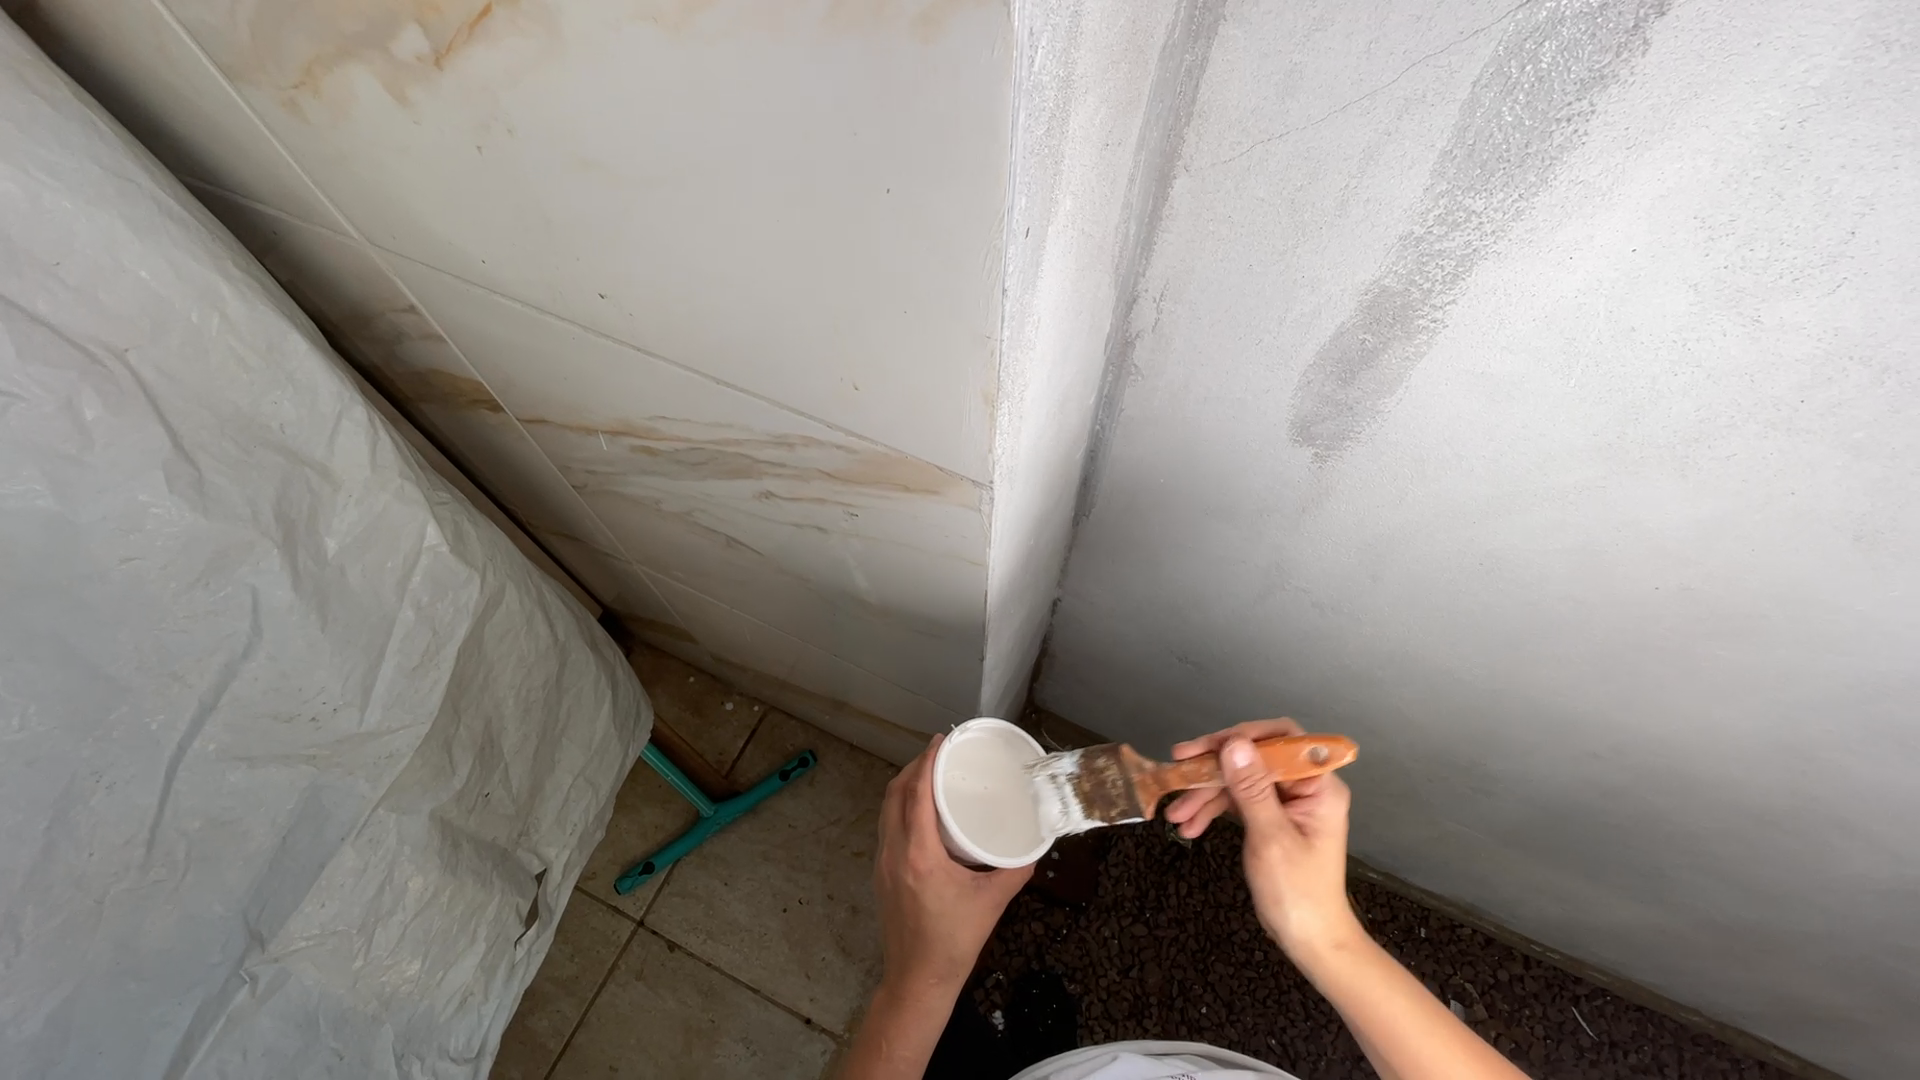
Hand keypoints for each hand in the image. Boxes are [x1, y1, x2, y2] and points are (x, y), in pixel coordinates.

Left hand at [873, 736, 1032, 991]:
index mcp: (918, 854)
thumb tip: (1036, 845)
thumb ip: (1016, 870)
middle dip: (915, 766)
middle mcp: (894, 852)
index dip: (926, 761)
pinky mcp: (881, 873)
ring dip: (904, 785)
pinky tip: (919, 809)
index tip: (942, 741)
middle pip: (895, 794)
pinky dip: (900, 806)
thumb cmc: (954, 942)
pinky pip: (886, 825)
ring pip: (886, 809)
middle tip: (940, 752)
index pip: (916, 794)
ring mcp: (882, 862)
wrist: (918, 980)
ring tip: (930, 773)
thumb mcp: (992, 902)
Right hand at [1164, 720, 1357, 955]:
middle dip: (1214, 767)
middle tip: (1178, 767)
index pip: (1282, 739)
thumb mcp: (1270, 837)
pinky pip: (1235, 800)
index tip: (1208, 747)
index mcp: (1317, 786)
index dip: (1244, 736)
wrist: (1310, 941)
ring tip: (1175, 814)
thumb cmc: (1297, 892)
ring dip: (1205, 793)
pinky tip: (1189, 826)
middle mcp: (1302, 787)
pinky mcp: (1268, 817)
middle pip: (1253, 757)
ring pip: (1238, 779)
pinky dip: (1211, 810)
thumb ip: (1251, 788)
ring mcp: (1284, 802)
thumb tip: (1233, 743)